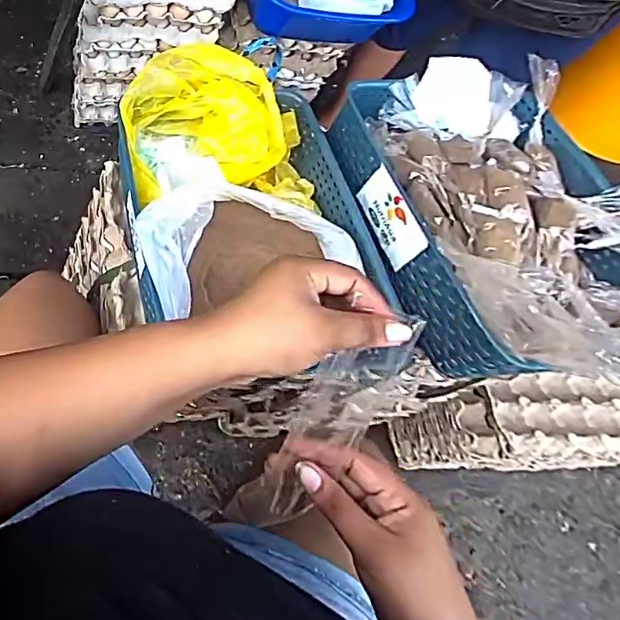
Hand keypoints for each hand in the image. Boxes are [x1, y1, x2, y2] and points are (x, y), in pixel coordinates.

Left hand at [198, 257, 409, 379]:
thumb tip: (399, 329)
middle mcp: (292, 273)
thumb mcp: (325, 333)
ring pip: (325, 302)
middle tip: (378, 337)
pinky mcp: (273, 311)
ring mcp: (280, 291)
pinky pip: (310, 314)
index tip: (393, 327)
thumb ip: (364, 330)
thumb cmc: (267, 336)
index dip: (376, 302)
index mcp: (304, 267)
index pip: (353, 277)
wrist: (220, 353)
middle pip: (339, 287)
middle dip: (361, 312)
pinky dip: (325, 328)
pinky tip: (330, 346)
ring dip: (343, 321)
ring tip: (357, 344)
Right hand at [289, 439, 514, 619]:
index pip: (356, 460)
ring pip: (350, 492)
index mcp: (403, 498)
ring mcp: (388, 527)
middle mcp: (396, 506)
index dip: (321, 450)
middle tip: (284, 458)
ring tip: (291, 472)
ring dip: (322, 480)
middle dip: (318, 460)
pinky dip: (330, 503)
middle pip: (353, 472)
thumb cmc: (420, 600)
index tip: (291, 446)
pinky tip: (314, 499)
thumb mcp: (372, 547)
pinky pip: (351, 514)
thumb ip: (337, 506)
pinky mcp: (380, 548)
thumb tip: (308, 471)